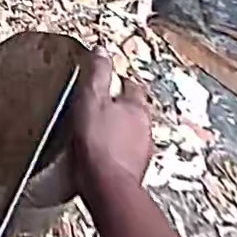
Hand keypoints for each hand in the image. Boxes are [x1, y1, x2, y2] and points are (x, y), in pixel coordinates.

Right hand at [71, 52, 154, 196]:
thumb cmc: (98, 140)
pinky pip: (124, 154)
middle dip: (118, 107)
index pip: (131, 86)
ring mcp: (141, 154)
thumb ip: (98, 71)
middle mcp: (144, 130)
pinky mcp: (133, 174)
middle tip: (99, 104)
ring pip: (129, 134)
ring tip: (96, 129)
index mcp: (137, 108)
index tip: (105, 79)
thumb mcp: (92, 96)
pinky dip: (114, 150)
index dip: (118, 81)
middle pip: (132, 111)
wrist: (105, 187)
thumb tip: (102, 50)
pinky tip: (99, 152)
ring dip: (116, 130)